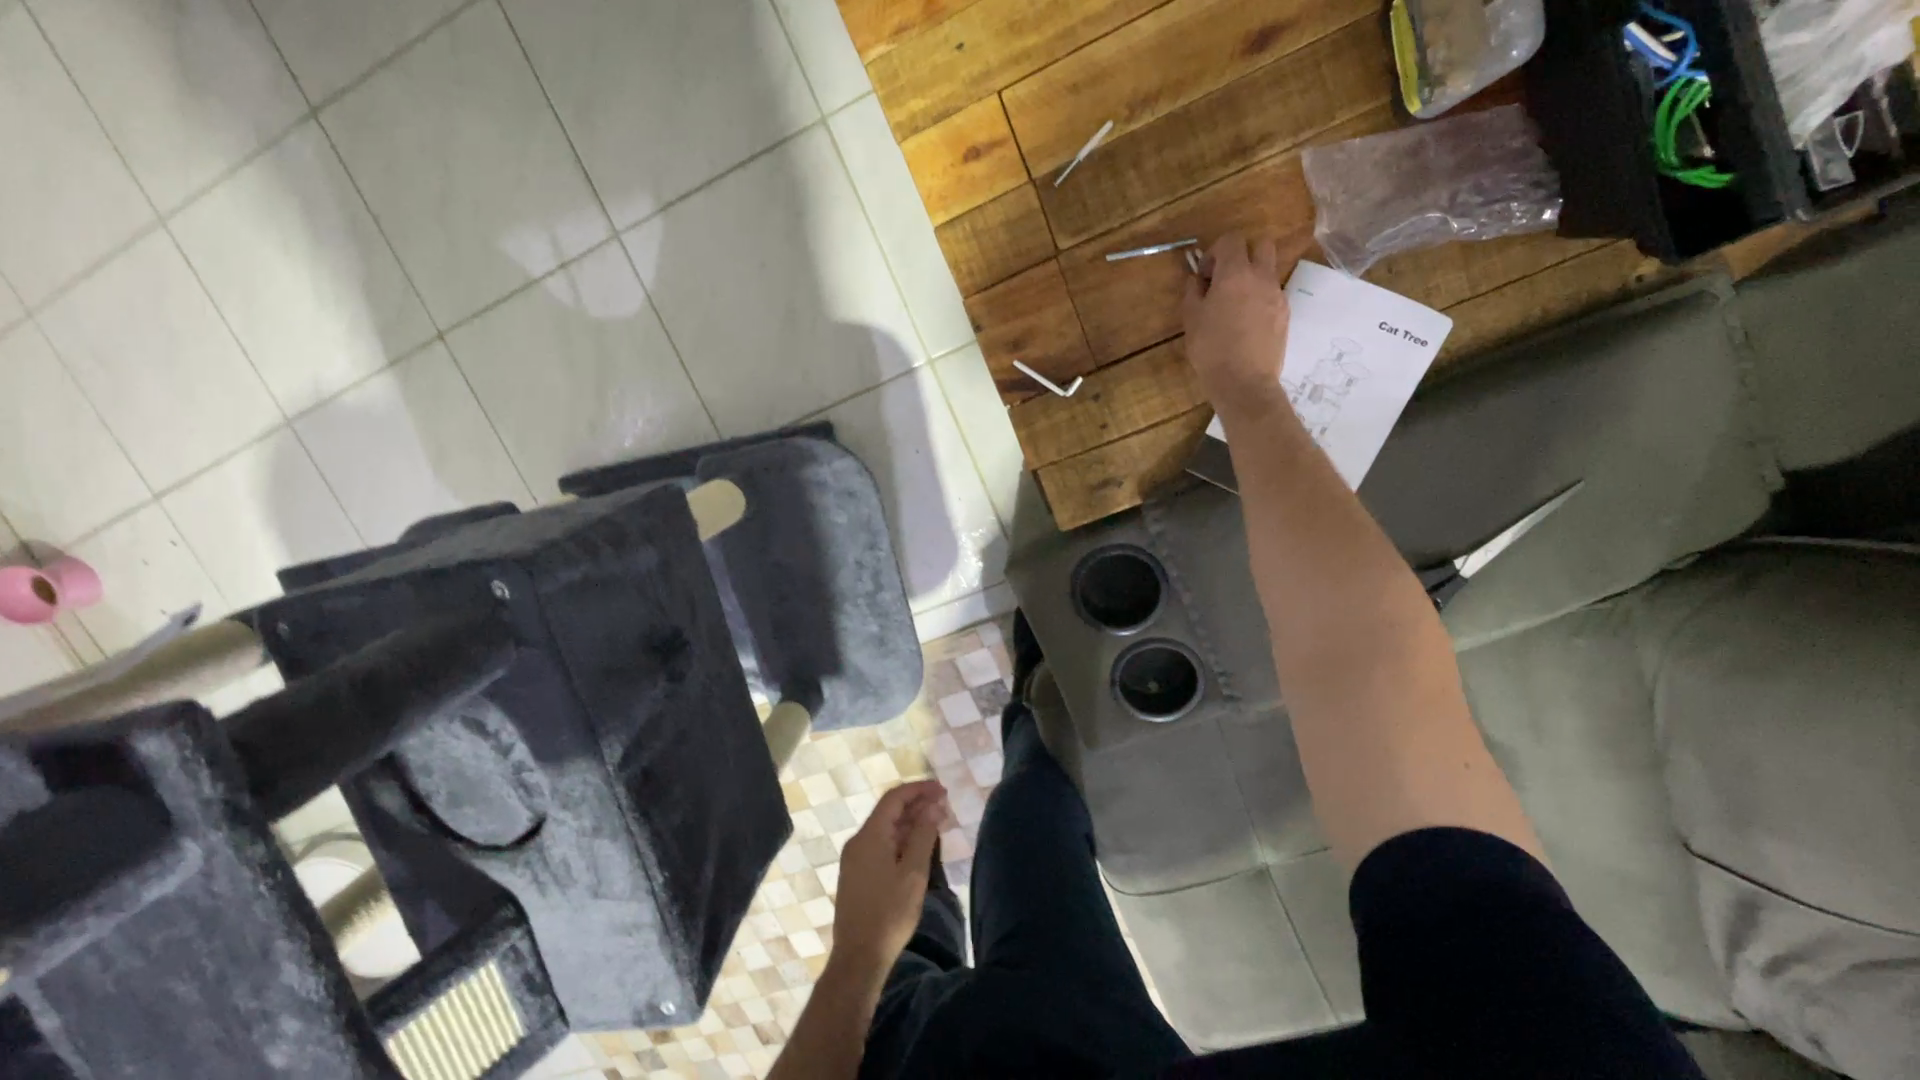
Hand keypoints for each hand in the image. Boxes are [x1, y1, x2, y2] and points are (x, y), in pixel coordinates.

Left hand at [828, 779, 948, 977]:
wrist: (859, 956)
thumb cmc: (889, 913)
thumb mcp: (913, 873)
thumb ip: (923, 836)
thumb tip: (932, 807)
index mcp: (869, 836)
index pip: (894, 798)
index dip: (919, 790)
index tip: (943, 790)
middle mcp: (858, 842)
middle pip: (888, 812)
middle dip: (917, 806)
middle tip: (945, 808)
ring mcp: (855, 859)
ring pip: (885, 830)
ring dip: (910, 824)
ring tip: (937, 825)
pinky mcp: (857, 875)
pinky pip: (881, 845)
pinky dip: (901, 840)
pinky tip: (918, 848)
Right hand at [1182, 232, 1297, 425]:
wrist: (1244, 381)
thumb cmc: (1211, 349)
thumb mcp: (1191, 318)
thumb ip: (1193, 291)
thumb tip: (1196, 279)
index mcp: (1235, 274)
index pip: (1232, 240)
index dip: (1216, 252)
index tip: (1205, 274)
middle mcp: (1261, 277)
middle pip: (1261, 245)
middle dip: (1243, 254)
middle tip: (1226, 278)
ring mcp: (1277, 295)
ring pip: (1268, 271)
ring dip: (1252, 277)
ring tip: (1236, 304)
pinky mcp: (1285, 313)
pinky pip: (1273, 294)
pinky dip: (1260, 298)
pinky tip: (1247, 323)